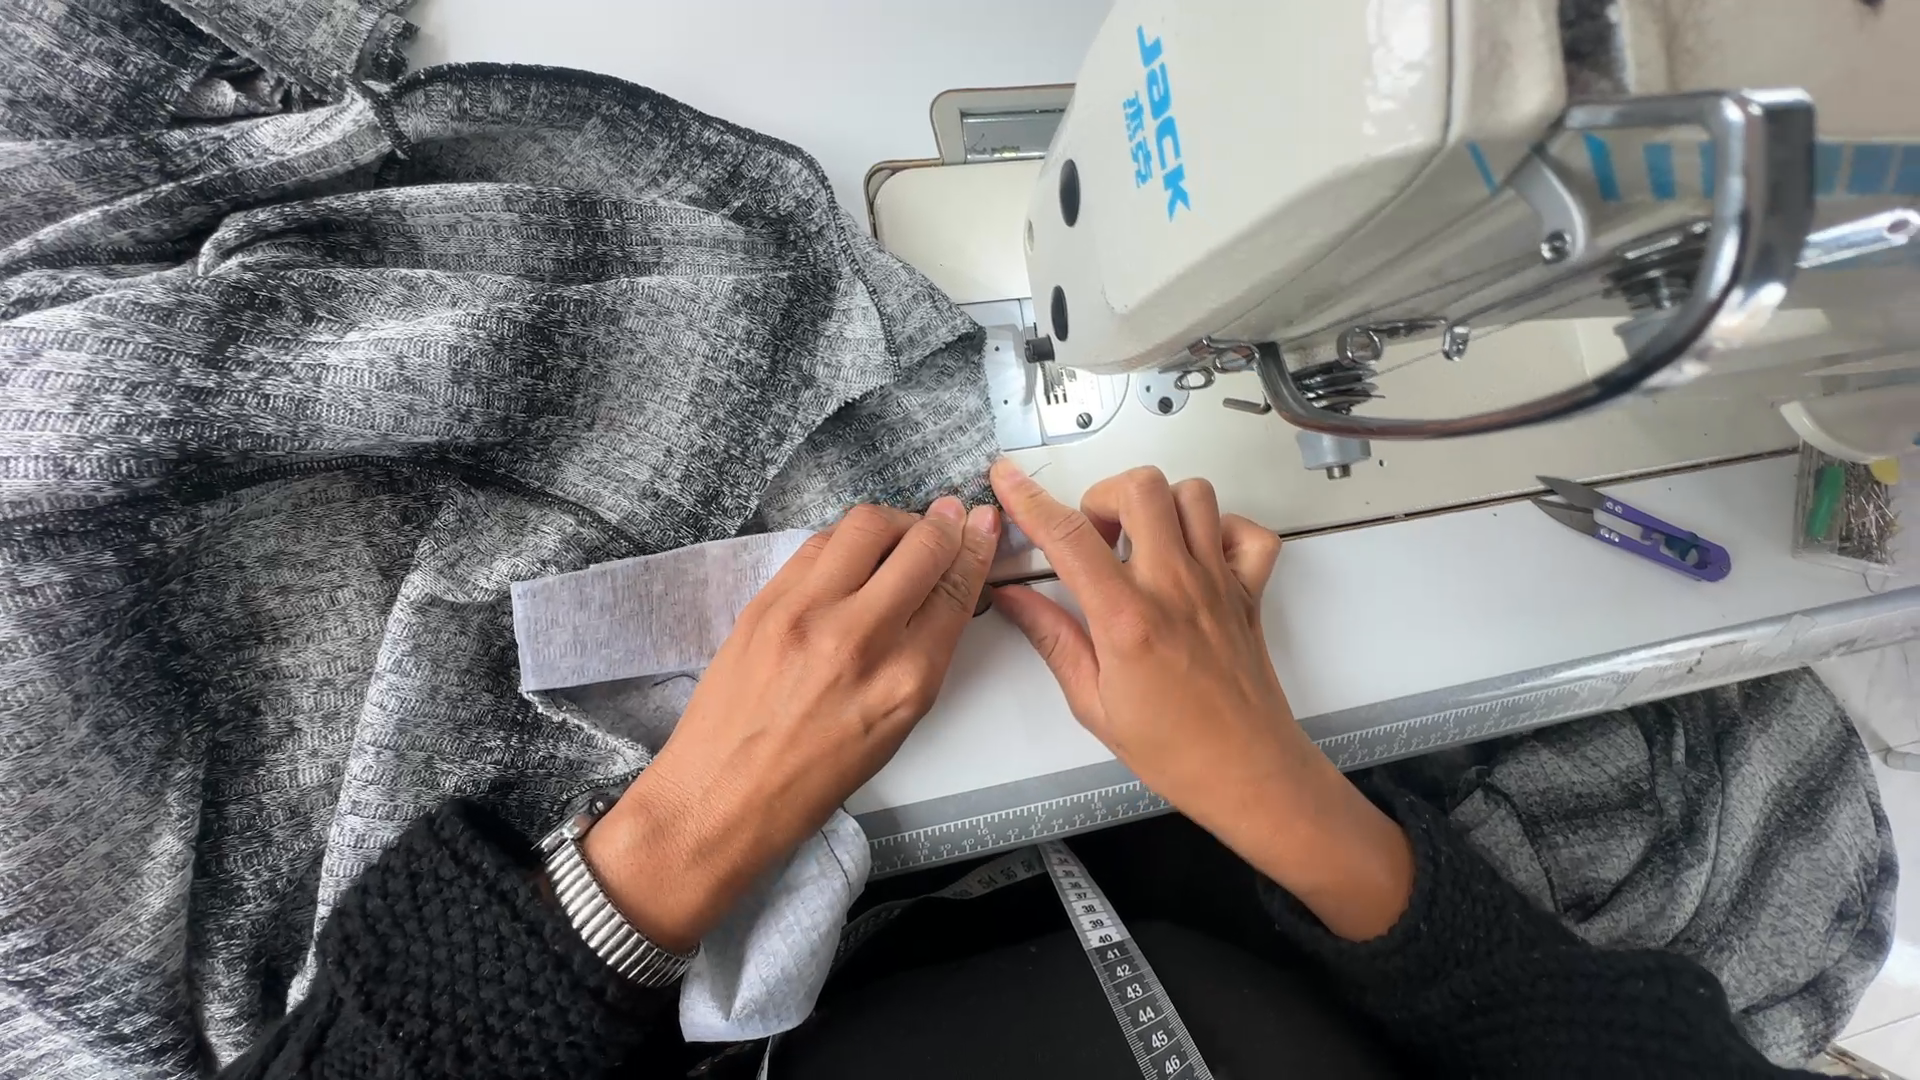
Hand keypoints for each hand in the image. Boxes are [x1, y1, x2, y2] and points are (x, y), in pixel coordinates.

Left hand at [583, 497, 999, 950]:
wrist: (721, 795)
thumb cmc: (818, 776)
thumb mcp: (897, 724)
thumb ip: (927, 651)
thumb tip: (947, 591)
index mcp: (906, 680)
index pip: (956, 588)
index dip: (977, 547)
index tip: (983, 524)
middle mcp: (860, 635)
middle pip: (921, 545)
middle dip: (945, 523)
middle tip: (948, 520)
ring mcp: (805, 611)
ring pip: (867, 524)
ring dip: (895, 521)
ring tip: (899, 538)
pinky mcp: (764, 600)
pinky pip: (820, 542)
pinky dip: (848, 539)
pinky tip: (852, 555)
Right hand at [989, 460, 1411, 939]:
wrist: (1249, 776)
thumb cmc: (1176, 750)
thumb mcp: (1091, 702)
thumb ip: (1051, 637)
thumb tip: (1013, 599)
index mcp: (1127, 619)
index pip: (1068, 537)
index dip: (1028, 499)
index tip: (1008, 479)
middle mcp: (1175, 587)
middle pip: (1140, 489)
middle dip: (1101, 495)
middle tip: (1090, 534)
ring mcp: (1217, 583)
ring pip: (1193, 494)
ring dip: (1156, 504)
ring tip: (1137, 541)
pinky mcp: (1248, 591)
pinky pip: (1246, 531)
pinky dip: (1218, 527)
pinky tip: (1192, 553)